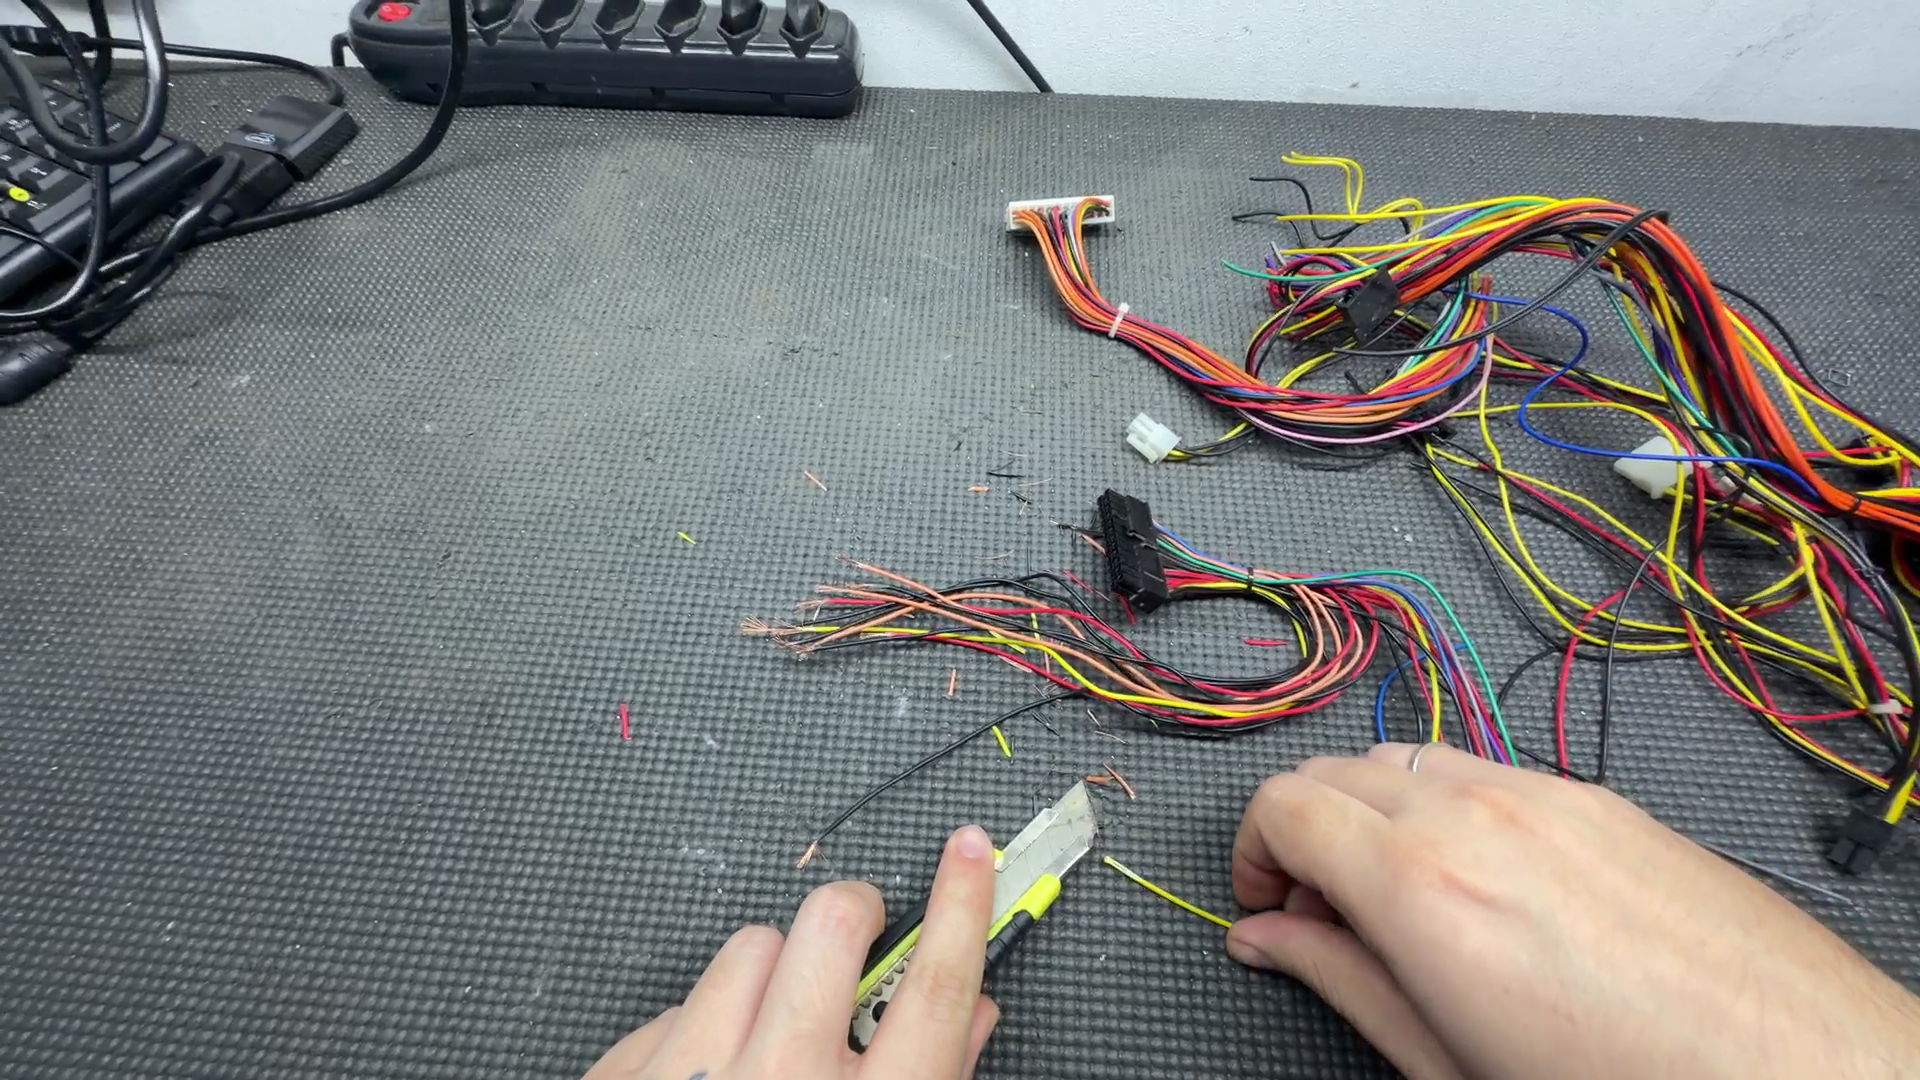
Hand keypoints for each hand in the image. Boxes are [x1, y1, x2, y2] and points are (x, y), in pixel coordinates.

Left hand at [583, 825, 1000, 1079]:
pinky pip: (682, 1000)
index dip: (962, 905)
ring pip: (752, 947)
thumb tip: (973, 1009)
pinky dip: (705, 1025)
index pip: (934, 990)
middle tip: (854, 941)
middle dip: (854, 915)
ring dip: (769, 981)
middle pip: (832, 925)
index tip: (972, 848)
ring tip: (763, 1043)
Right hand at [1226, 742, 1919, 1079]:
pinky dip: (1438, 805)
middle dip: (1300, 829)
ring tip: (1399, 889)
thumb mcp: (1448, 1063)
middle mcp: (1469, 812)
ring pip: (1395, 759)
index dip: (1251, 850)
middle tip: (1324, 906)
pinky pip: (1475, 769)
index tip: (1265, 900)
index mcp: (1419, 882)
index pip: (1278, 804)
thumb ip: (1334, 977)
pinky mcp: (1596, 797)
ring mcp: (1539, 792)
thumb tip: (1258, 939)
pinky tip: (1484, 880)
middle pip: (1326, 771)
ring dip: (1366, 810)